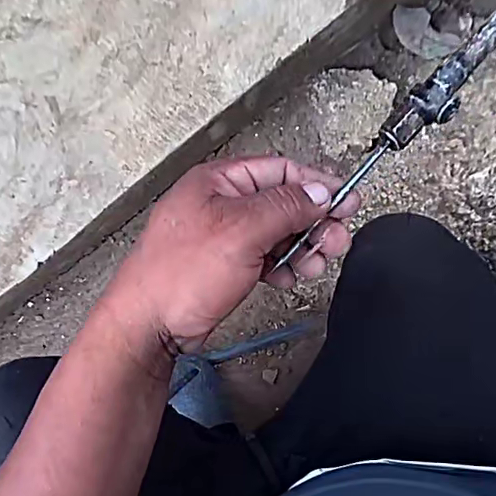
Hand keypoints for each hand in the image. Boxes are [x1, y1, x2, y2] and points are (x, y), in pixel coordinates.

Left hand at [100, 156, 360, 352]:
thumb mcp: (240, 231)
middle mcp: (219, 204)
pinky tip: (289, 277)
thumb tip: (318, 193)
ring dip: (302, 247)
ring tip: (317, 264)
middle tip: (337, 240)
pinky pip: (263, 257)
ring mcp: (221, 236)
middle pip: (281, 202)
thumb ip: (284, 207)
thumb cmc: (177, 275)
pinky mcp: (223, 265)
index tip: (346, 200)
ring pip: (275, 233)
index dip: (316, 185)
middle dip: (314, 222)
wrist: (149, 325)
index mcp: (217, 182)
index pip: (279, 170)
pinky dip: (281, 265)